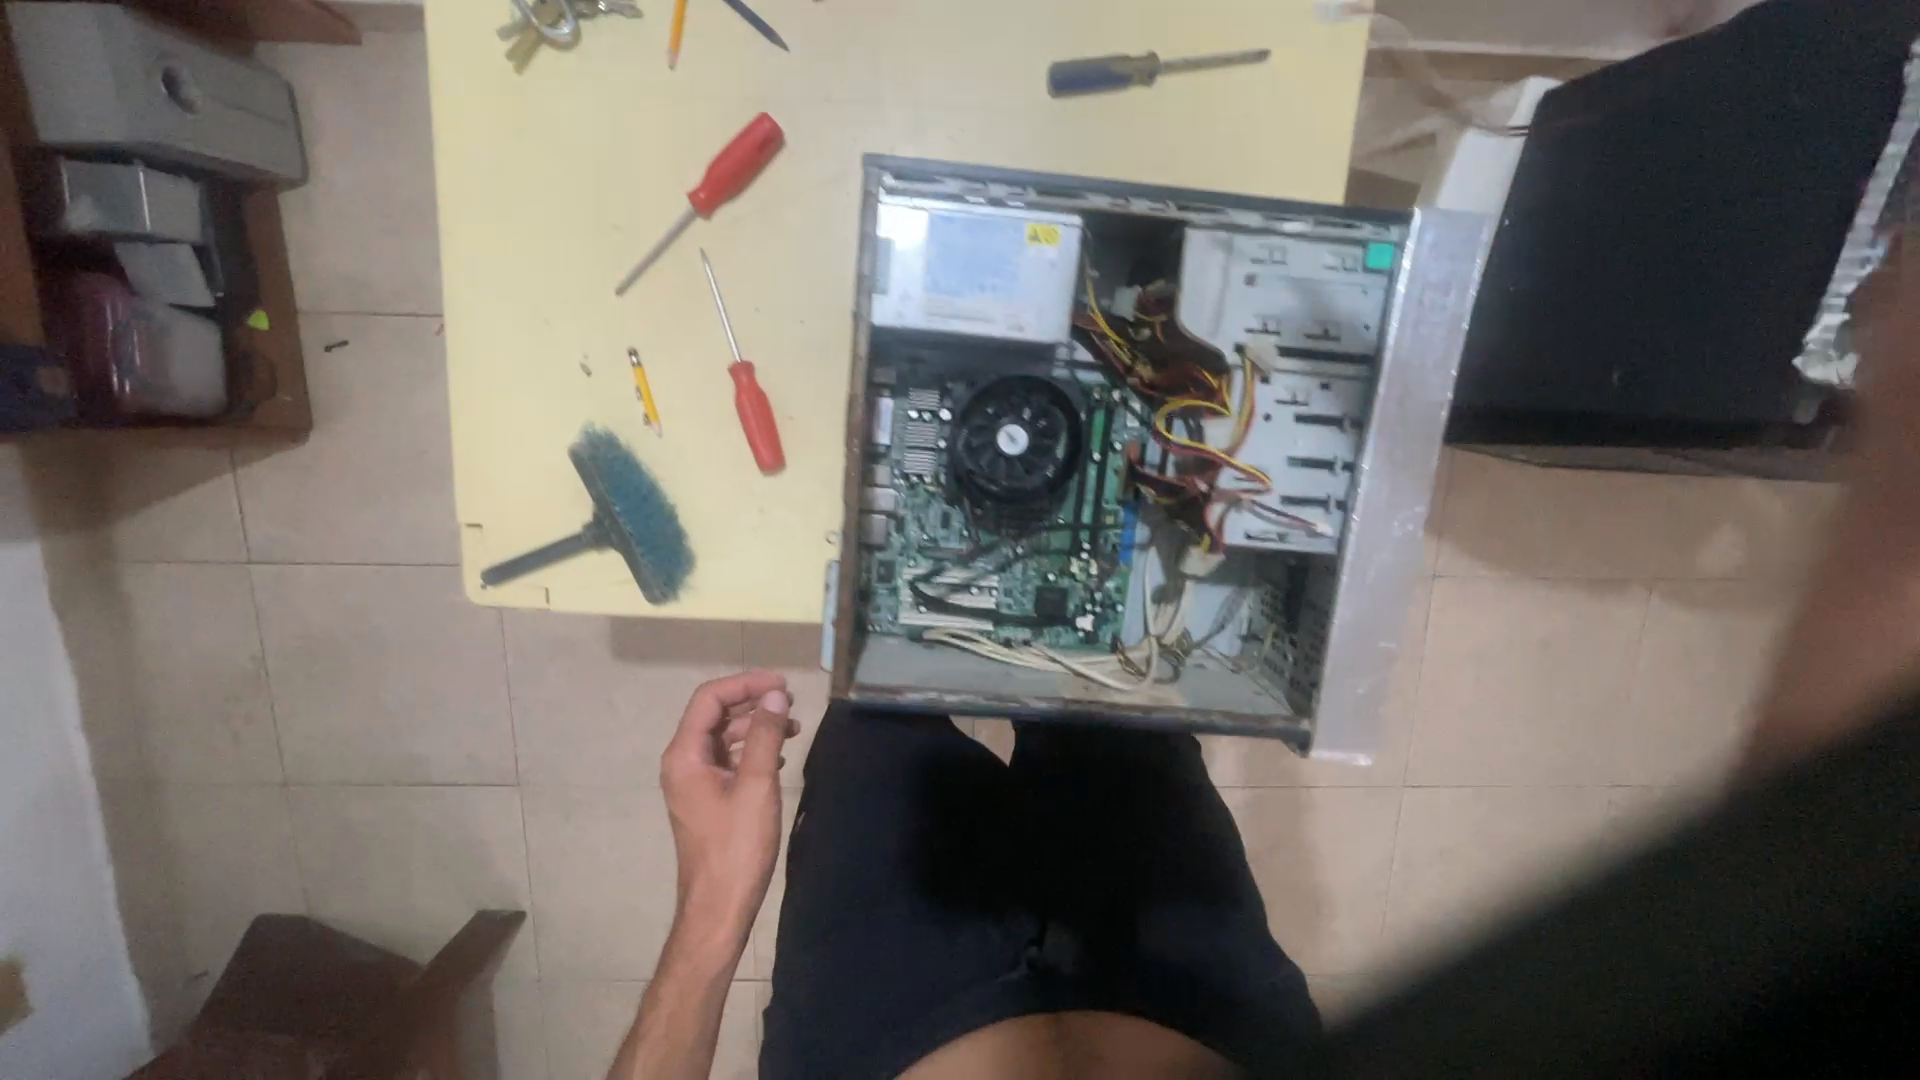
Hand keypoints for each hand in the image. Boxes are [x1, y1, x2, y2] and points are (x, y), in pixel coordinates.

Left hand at [659, 670, 797, 952]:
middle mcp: (683, 762)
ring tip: (794, 727)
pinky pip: (728, 757)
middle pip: (714, 713)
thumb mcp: (756, 785)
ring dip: (757, 724)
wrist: (719, 907)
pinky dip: (753, 747)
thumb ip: (766, 735)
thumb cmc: (737, 846)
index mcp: (685, 755)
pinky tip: (780, 754)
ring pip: (723, 735)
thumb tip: (776, 695)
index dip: (746, 684)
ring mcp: (693, 781)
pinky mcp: (707, 797)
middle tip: (792, 702)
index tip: (783, 685)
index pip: (710, 698)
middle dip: (753, 701)